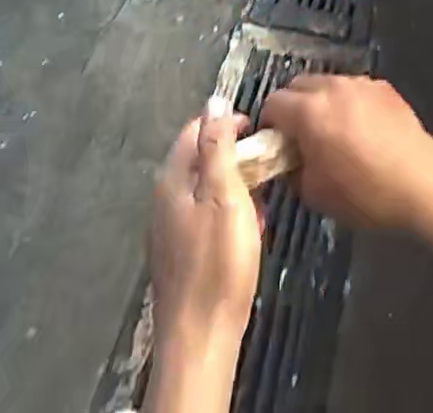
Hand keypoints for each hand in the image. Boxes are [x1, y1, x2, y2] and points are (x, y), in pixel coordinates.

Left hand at [149, 101, 261, 341]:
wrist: (201, 332)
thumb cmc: (219, 259)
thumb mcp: (226, 194)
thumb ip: (219, 147)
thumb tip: (215, 100)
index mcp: (172, 180)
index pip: (196, 128)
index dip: (229, 122)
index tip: (261, 132)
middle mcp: (164, 197)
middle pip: (200, 156)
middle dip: (235, 151)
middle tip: (268, 162)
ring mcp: (169, 225)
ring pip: (205, 183)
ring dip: (235, 180)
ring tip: (264, 192)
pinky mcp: (180, 248)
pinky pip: (206, 209)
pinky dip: (229, 206)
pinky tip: (248, 223)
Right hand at [260, 76, 432, 231]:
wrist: (421, 181)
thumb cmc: (364, 192)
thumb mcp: (313, 191)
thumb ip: (291, 168)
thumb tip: (288, 160)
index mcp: (309, 110)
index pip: (272, 103)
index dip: (269, 125)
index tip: (275, 145)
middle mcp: (334, 88)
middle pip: (298, 85)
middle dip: (292, 108)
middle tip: (298, 139)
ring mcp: (363, 84)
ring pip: (328, 84)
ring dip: (321, 103)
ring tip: (331, 134)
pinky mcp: (385, 88)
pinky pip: (354, 90)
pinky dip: (348, 103)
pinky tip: (360, 130)